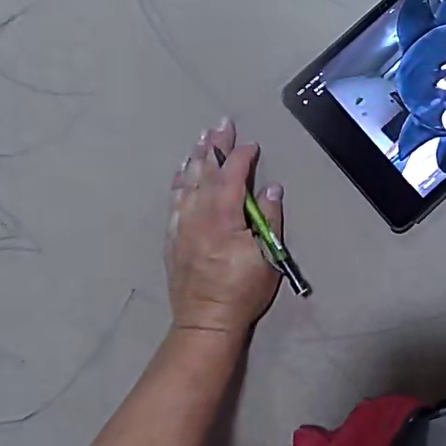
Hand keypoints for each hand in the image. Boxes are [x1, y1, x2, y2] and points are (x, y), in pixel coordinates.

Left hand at [165, 118, 283, 337]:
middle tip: (220, 124)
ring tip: (201, 139)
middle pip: (206, 173)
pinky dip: (179, 182)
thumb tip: (272, 188)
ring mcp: (182, 226)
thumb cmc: (242, 290)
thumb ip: (269, 218)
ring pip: (187, 184)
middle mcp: (198, 216)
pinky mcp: (174, 238)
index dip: (241, 157)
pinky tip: (182, 172)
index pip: (232, 177)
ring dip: (196, 159)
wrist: (205, 322)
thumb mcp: (268, 256)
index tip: (251, 145)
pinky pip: (174, 201)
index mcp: (223, 218)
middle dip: (214, 147)